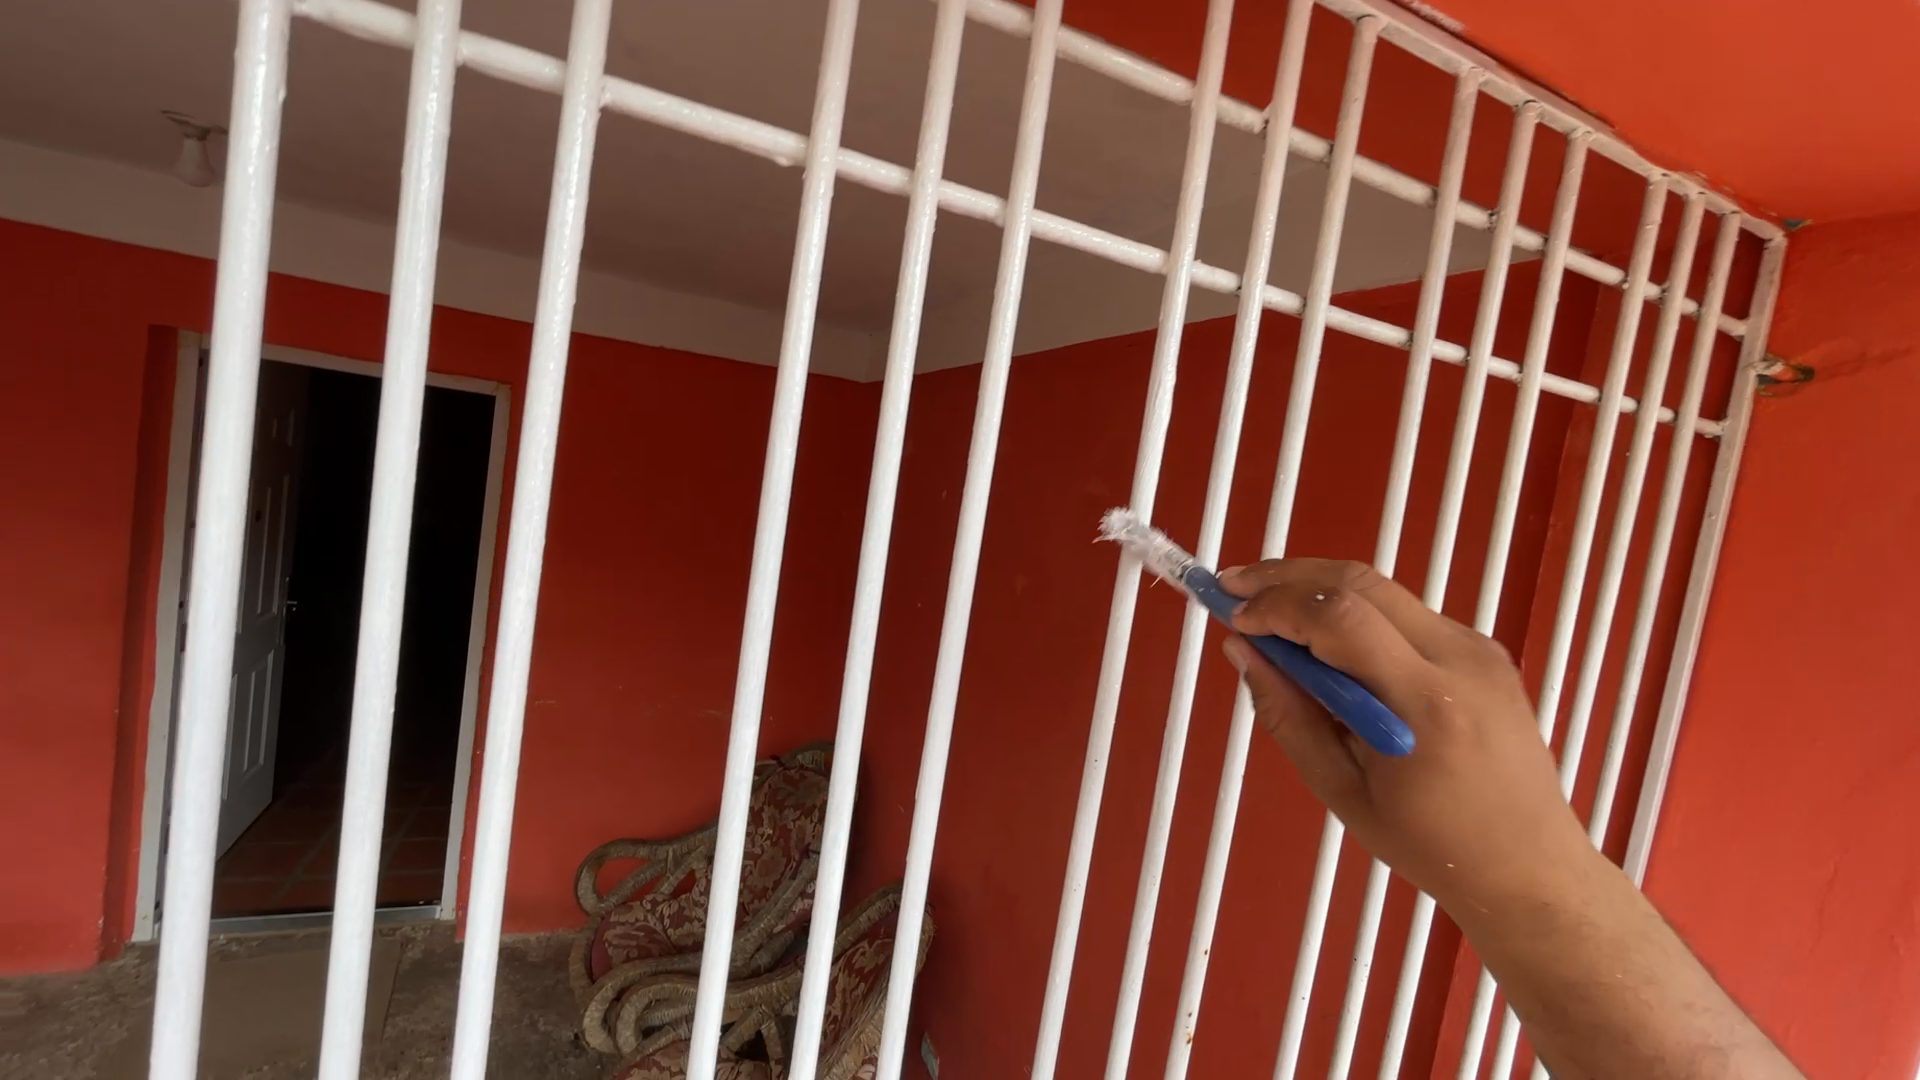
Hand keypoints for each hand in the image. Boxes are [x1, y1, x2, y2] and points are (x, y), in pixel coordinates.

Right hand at [1218, 558, 1599, 919]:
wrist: (1531, 867)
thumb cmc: (1426, 843)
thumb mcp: (1337, 788)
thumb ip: (1285, 713)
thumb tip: (1242, 648)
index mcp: (1423, 706)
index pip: (1341, 619)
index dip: (1278, 606)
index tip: (1234, 619)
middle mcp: (1458, 659)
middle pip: (1359, 583)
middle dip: (1286, 576)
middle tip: (1234, 587)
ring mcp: (1476, 648)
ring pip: (1379, 589)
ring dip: (1315, 586)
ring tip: (1264, 604)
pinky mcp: (1481, 648)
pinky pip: (1400, 611)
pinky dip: (1348, 608)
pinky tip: (1320, 637)